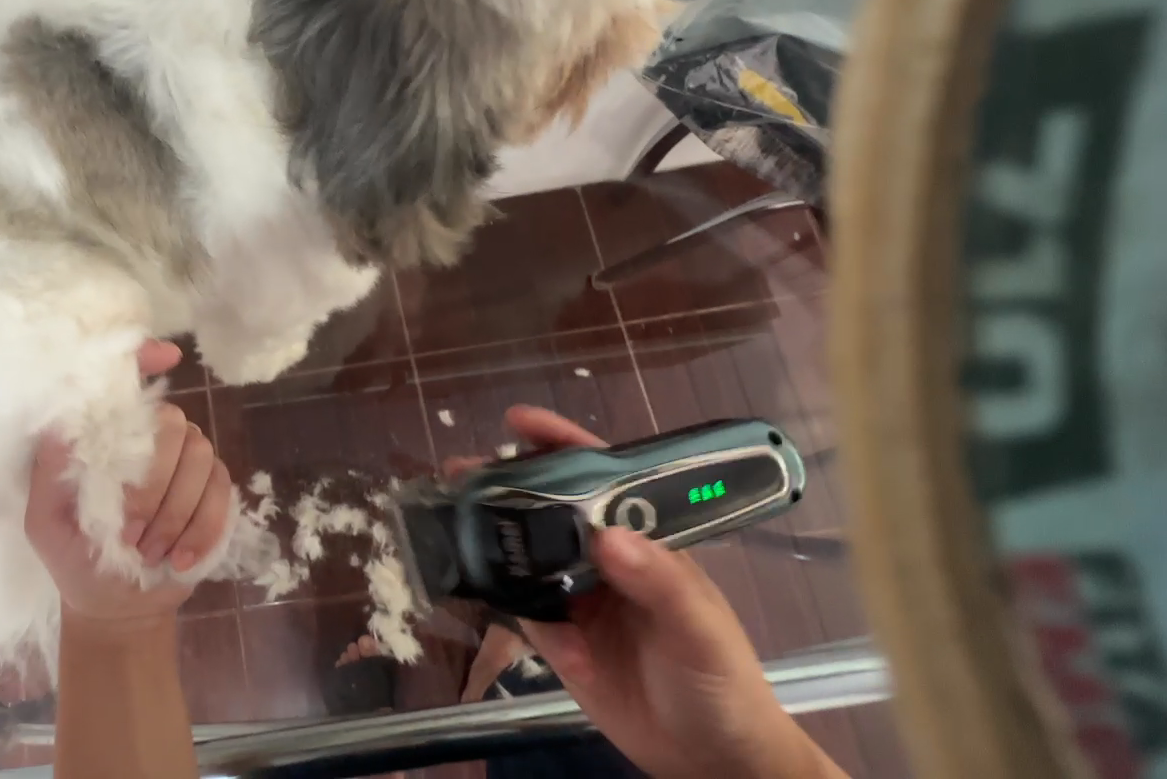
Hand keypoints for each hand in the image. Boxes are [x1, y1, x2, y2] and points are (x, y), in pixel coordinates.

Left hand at [23, 341, 234, 626]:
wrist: (116, 605)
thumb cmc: (74, 556)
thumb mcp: (45, 520)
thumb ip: (50, 472)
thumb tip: (63, 425)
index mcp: (107, 434)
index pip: (128, 381)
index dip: (147, 358)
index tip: (171, 357)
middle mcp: (152, 437)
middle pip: (173, 425)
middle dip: (154, 485)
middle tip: (130, 533)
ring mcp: (187, 462)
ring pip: (201, 458)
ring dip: (175, 515)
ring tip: (149, 552)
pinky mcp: (214, 491)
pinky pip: (221, 492)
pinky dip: (201, 530)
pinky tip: (179, 560)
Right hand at [473, 407, 845, 778]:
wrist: (710, 761)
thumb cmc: (720, 681)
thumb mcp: (699, 628)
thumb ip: (659, 583)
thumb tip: (604, 536)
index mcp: (639, 540)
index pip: (597, 477)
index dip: (558, 443)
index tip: (516, 421)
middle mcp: (600, 558)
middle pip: (546, 506)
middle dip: (504, 481)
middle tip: (459, 470)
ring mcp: (573, 594)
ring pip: (522, 549)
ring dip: (487, 528)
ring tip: (447, 511)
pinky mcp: (553, 635)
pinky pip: (515, 603)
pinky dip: (494, 590)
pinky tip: (470, 576)